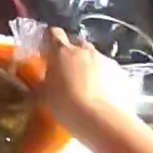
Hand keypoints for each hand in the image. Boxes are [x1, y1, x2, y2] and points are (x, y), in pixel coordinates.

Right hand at [37, 28, 125, 149]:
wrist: (102, 120)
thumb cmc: (65, 105)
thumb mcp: (43, 95)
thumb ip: (39, 82)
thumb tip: (32, 80)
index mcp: (61, 51)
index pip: (53, 33)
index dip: (50, 39)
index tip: (47, 51)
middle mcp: (84, 50)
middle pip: (76, 42)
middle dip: (71, 52)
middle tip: (66, 69)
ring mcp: (105, 59)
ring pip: (94, 56)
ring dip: (89, 64)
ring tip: (87, 84)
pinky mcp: (120, 72)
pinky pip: (108, 70)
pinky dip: (104, 77)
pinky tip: (102, 93)